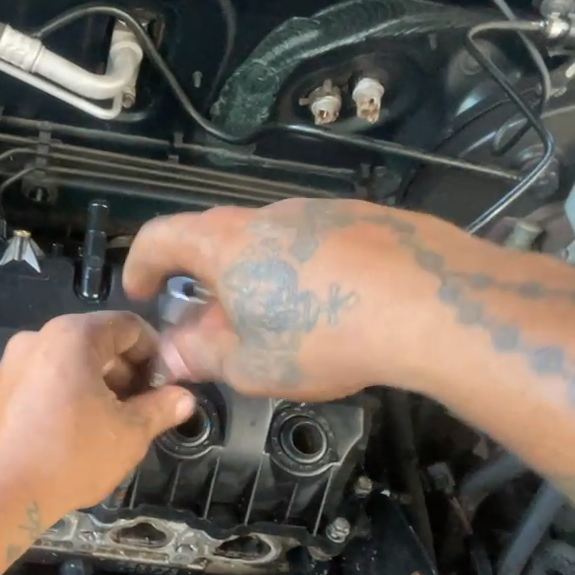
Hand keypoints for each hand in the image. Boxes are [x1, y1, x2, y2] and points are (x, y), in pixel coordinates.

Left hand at [0, 312, 196, 516]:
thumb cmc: (71, 456)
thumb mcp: (129, 434)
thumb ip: (160, 409)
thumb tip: (184, 398)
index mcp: (72, 336)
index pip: (127, 326)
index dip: (154, 353)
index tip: (164, 386)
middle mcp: (36, 338)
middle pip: (95, 341)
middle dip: (124, 372)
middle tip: (140, 409)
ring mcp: (10, 364)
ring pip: (66, 363)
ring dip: (95, 385)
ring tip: (109, 425)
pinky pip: (41, 382)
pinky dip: (64, 396)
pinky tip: (71, 433)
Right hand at [124, 198, 454, 399]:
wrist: (435, 306)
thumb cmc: (322, 337)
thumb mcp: (248, 363)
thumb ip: (199, 354)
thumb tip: (170, 354)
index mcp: (226, 244)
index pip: (159, 237)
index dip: (139, 265)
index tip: (140, 293)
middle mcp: (268, 214)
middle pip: (216, 239)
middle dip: (204, 280)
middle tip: (212, 323)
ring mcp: (321, 210)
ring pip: (269, 242)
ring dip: (257, 277)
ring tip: (279, 322)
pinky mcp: (367, 218)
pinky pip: (316, 243)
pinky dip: (304, 272)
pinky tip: (334, 309)